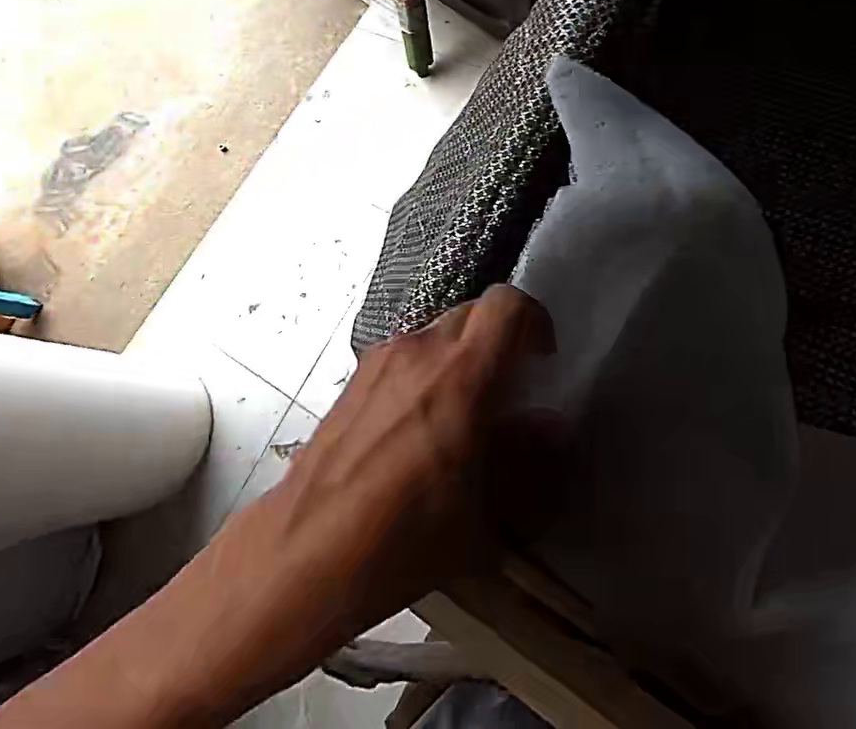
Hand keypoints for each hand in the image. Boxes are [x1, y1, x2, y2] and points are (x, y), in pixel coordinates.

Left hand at [0, 284, 556, 728]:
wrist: (304, 551)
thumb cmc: (404, 538)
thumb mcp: (484, 513)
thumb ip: (527, 459)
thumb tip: (551, 426)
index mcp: (460, 375)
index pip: (508, 305)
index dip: (535, 321)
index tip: (542, 360)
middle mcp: (419, 349)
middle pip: (475, 313)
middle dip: (501, 341)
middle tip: (510, 391)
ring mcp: (381, 358)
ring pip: (440, 331)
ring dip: (463, 356)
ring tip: (465, 412)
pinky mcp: (355, 376)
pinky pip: (408, 353)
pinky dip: (429, 369)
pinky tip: (420, 424)